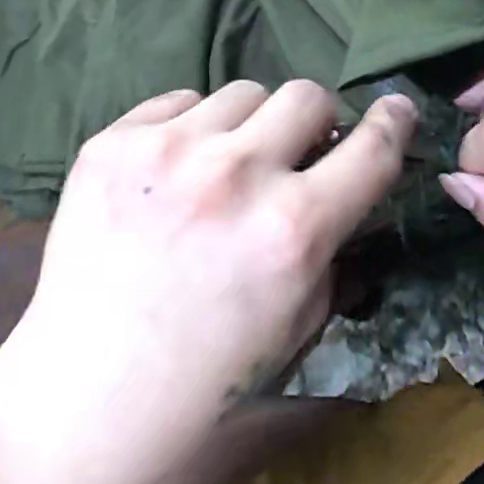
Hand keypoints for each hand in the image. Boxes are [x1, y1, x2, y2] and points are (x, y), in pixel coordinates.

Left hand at [0, 80, 415, 483]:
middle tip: (298, 149)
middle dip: (316, 119)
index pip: (371, 149)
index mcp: (292, 229)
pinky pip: (177, 102)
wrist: (87, 392)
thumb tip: (350, 182)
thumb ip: (333, 241)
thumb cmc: (205, 377)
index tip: (396, 108)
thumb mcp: (298, 320)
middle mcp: (235, 174)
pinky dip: (191, 128)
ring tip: (224, 167)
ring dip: (249, 125)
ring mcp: (166, 150)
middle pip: (305, 95)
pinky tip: (172, 172)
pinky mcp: (113, 143)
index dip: (393, 122)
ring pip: (241, 91)